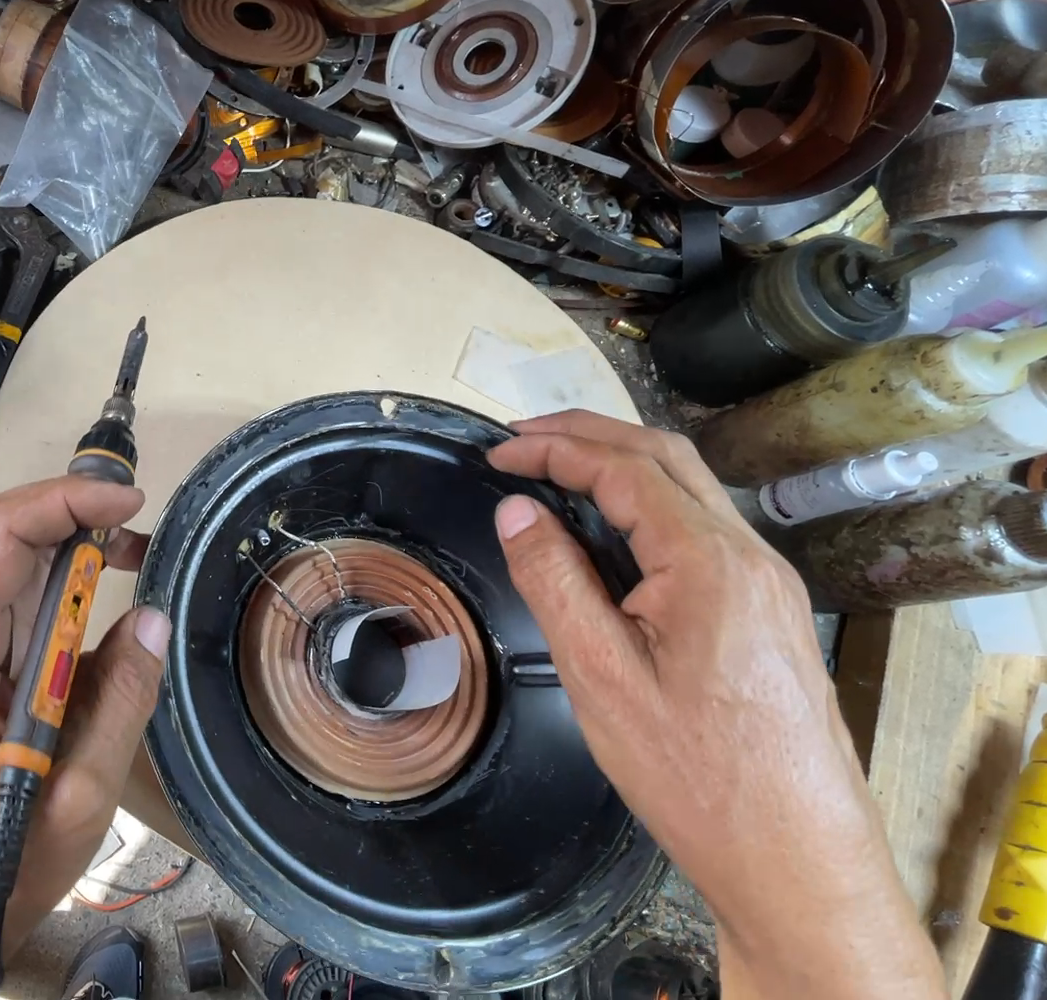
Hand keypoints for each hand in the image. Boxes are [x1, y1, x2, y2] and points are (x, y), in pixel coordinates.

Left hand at [0, 477, 170, 999]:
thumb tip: (152, 617)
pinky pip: (9, 600)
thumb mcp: (78, 797)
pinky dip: (56, 582)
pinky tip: (98, 601)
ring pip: (2, 561)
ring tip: (131, 551)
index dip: (62, 501)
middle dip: (67, 508)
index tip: (128, 502)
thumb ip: (119, 703)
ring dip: (65, 541)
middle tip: (136, 520)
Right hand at [487, 411, 942, 999]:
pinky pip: (696, 526)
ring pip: (687, 488)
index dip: (553, 449)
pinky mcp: (759, 607)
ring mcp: (762, 581)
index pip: (625, 470)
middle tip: (518, 438)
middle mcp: (748, 557)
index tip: (494, 453)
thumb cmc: (690, 768)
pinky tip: (602, 523)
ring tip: (550, 466)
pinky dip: (639, 500)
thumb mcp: (598, 673)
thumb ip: (553, 579)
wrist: (793, 854)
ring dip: (615, 462)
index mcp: (709, 564)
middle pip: (666, 458)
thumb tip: (515, 509)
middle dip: (587, 433)